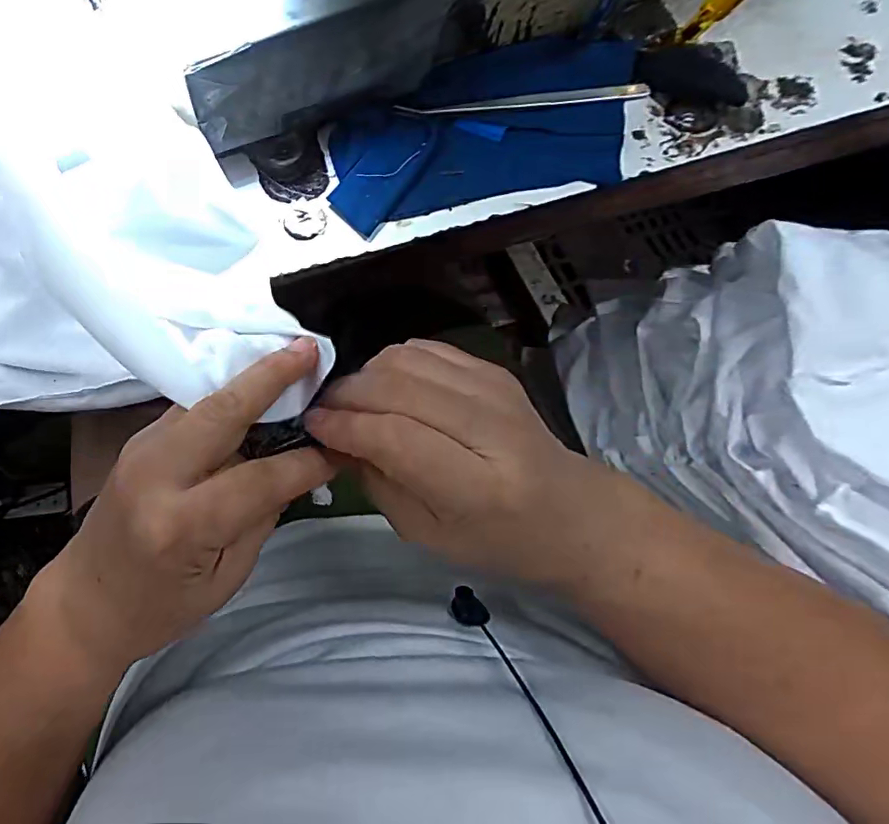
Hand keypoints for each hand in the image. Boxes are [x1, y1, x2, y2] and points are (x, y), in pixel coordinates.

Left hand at [28, 339, 334, 673]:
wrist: (86, 598)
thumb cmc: (158, 608)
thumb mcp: (223, 579)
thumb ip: (258, 519)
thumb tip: (293, 469)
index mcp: (180, 524)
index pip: (256, 479)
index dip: (303, 463)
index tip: (337, 449)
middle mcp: (156, 474)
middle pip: (220, 412)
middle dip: (267, 377)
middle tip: (307, 350)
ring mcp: (139, 450)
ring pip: (200, 402)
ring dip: (244, 381)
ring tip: (286, 361)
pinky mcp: (136, 440)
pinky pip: (186, 412)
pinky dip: (222, 399)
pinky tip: (248, 394)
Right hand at [303, 340, 641, 589]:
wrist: (577, 516)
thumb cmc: (498, 539)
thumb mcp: (425, 532)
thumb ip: (374, 480)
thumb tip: (330, 436)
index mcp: (479, 488)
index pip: (395, 437)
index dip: (345, 425)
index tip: (312, 424)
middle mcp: (493, 430)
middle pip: (396, 388)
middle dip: (345, 395)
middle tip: (321, 410)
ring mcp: (496, 391)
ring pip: (403, 359)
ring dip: (364, 376)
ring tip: (352, 400)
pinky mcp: (493, 370)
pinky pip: (420, 349)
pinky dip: (389, 363)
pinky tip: (384, 388)